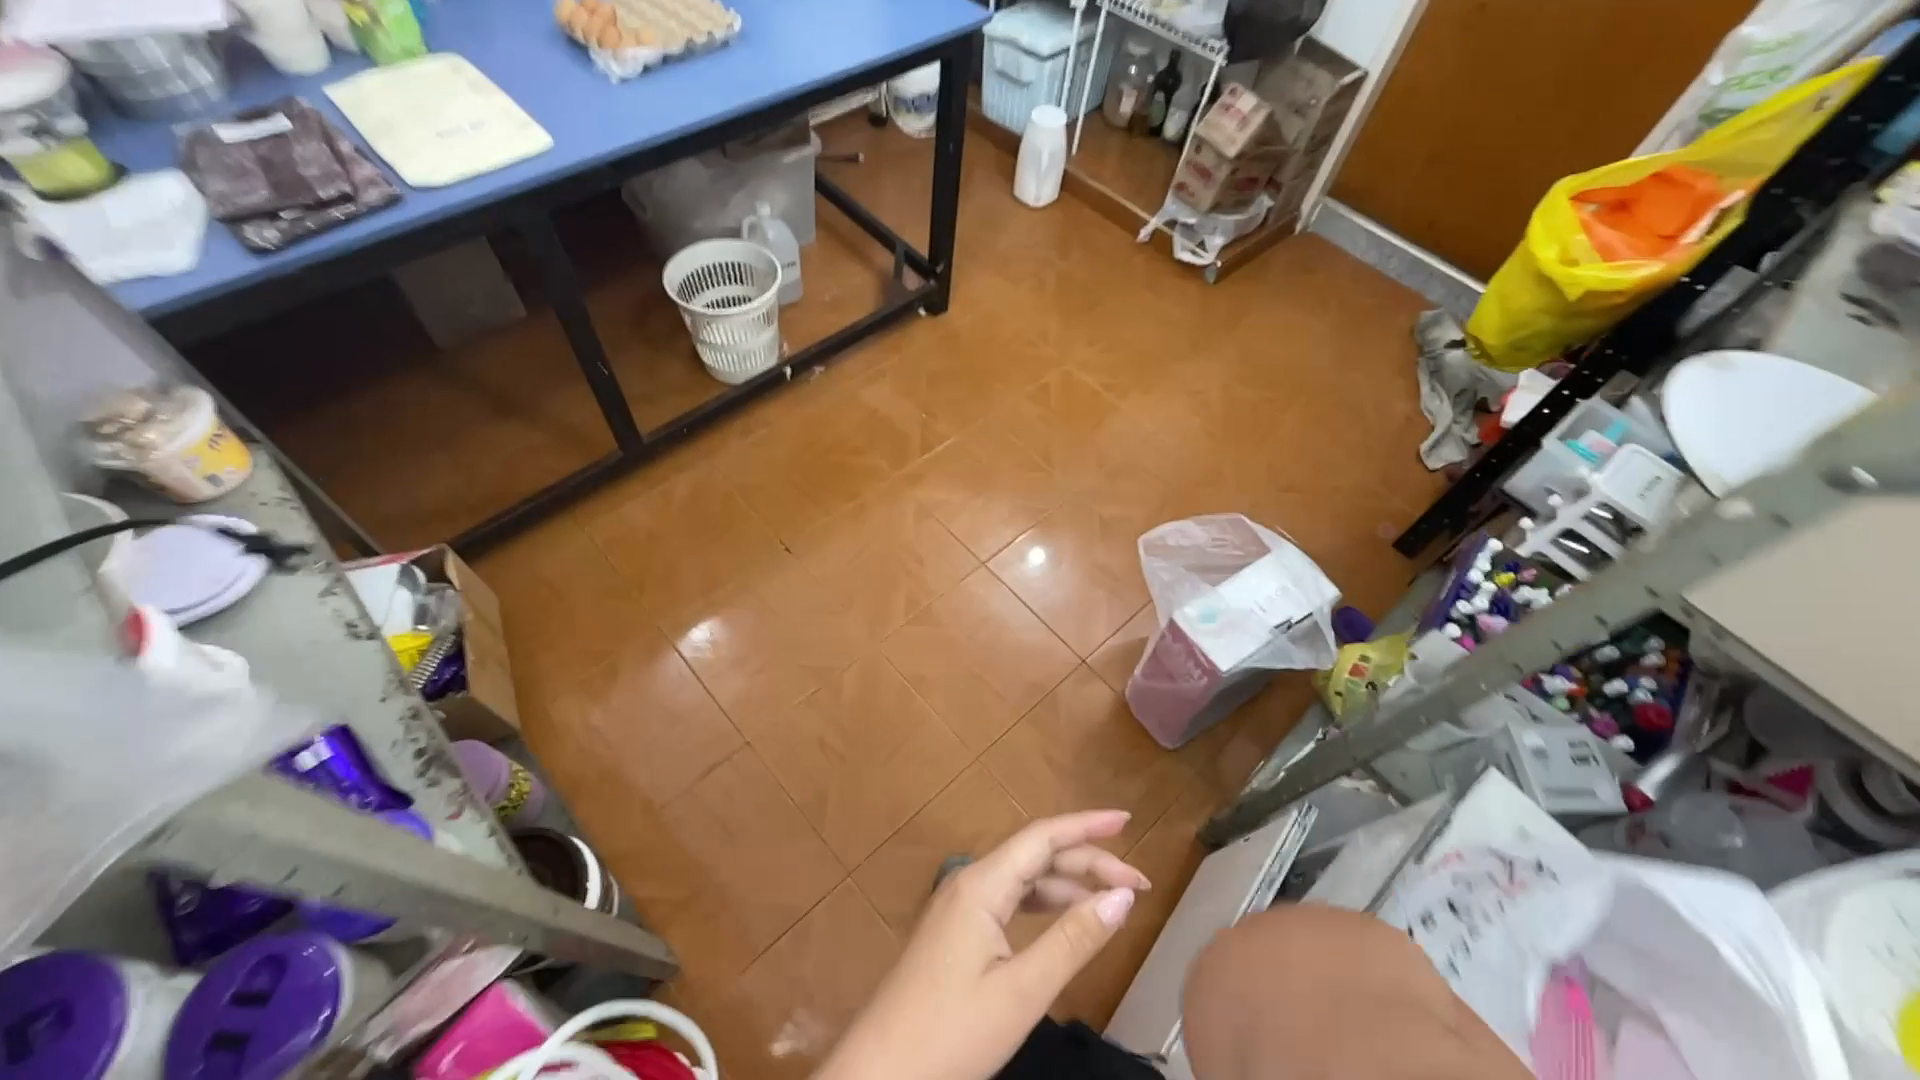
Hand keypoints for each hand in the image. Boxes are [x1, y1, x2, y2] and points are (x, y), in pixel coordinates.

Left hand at [817, 810, 1150, 1079]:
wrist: (880, 1074)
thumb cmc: (951, 1032)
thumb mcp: (1022, 990)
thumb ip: (1073, 939)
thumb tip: (1122, 896)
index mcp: (980, 886)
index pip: (1042, 837)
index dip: (1086, 825)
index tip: (1128, 820)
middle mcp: (968, 885)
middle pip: (1035, 856)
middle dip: (1087, 862)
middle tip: (1139, 885)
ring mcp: (958, 911)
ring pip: (1022, 881)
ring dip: (1068, 885)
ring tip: (1114, 901)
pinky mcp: (955, 935)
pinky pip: (1008, 903)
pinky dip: (1044, 906)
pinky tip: (1066, 922)